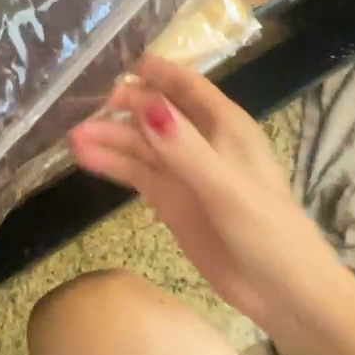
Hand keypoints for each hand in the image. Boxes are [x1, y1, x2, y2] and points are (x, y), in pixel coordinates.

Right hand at [68, 55, 338, 327]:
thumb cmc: (268, 232)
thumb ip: (184, 148)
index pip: (187, 86)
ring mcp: (184, 171)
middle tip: (85, 107)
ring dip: (110, 137)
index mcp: (226, 127)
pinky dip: (111, 164)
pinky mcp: (170, 199)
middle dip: (123, 106)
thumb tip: (146, 104)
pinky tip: (84, 158)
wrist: (282, 292)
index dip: (157, 72)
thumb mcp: (225, 187)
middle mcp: (202, 142)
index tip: (120, 61)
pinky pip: (136, 173)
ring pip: (141, 144)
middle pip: (156, 113)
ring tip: (72, 137)